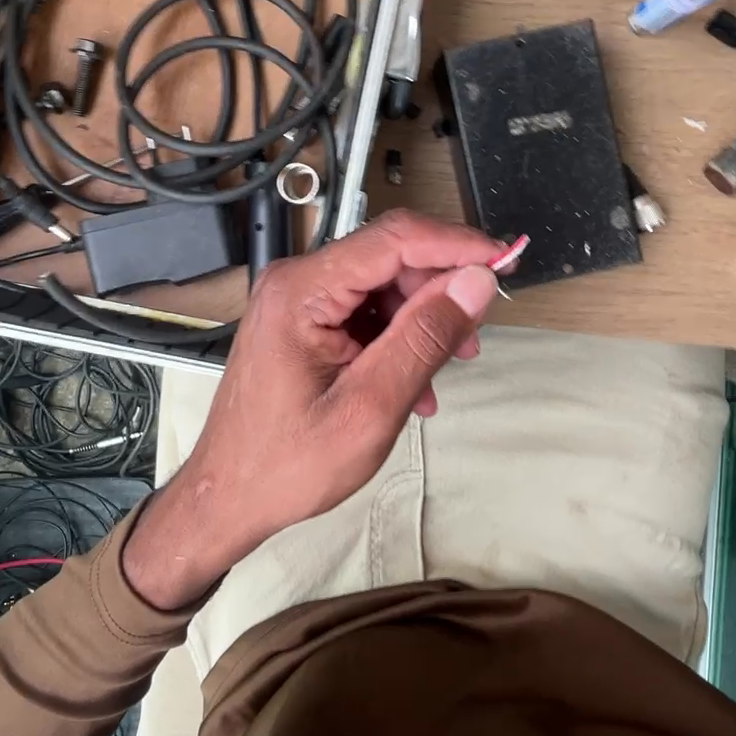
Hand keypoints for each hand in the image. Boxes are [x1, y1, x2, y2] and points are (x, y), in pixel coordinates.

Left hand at [122, 211, 505, 608]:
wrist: (230, 496)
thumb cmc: (286, 464)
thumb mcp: (370, 407)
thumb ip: (424, 338)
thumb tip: (475, 282)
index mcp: (302, 290)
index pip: (394, 239)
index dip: (456, 244)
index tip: (505, 261)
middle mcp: (296, 281)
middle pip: (390, 259)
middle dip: (441, 290)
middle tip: (473, 336)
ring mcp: (298, 300)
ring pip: (383, 286)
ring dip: (423, 320)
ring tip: (446, 366)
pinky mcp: (304, 321)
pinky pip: (365, 312)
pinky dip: (398, 338)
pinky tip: (412, 382)